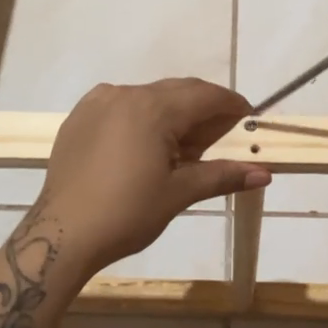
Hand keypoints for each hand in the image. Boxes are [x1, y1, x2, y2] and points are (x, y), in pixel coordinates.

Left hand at [40, 78, 270, 274]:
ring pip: (149, 97)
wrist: (62, 235)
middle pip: (177, 91)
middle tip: (218, 142)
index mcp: (152, 108)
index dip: (231, 105)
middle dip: (203, 111)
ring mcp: (97, 103)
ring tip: (179, 151)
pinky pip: (121, 106)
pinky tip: (144, 149)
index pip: (205, 95)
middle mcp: (125, 94)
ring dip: (172, 115)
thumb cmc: (126, 214)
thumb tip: (265, 174)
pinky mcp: (78, 117)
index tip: (249, 120)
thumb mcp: (179, 194)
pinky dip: (142, 119)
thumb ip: (223, 175)